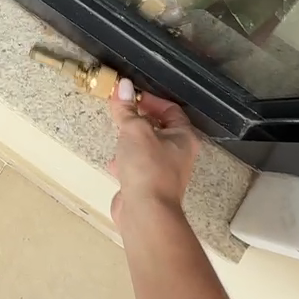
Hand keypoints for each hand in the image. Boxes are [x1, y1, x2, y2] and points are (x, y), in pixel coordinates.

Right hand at [105, 78, 199, 224]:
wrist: (146, 213)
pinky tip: (114, 165)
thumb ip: (127, 109)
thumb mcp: (134, 130)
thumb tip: (123, 85)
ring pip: (146, 148)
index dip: (150, 100)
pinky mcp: (149, 186)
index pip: (170, 110)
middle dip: (137, 121)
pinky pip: (137, 167)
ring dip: (130, 142)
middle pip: (158, 128)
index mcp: (183, 138)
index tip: (130, 97)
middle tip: (120, 114)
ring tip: (116, 138)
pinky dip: (126, 163)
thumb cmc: (147, 168)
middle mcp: (179, 154)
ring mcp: (164, 172)